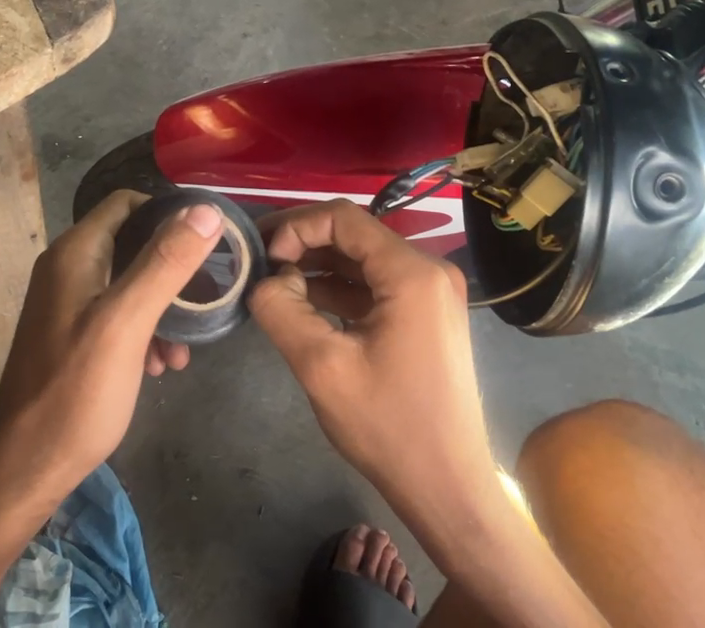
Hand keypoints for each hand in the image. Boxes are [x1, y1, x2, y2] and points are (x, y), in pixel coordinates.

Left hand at [0, 190, 219, 497]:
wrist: (27, 465)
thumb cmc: (76, 392)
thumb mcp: (126, 323)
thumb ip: (164, 263)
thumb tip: (206, 209)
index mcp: (75, 254)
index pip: (127, 204)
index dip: (169, 215)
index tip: (209, 243)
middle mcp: (67, 268)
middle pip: (132, 244)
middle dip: (172, 269)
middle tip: (208, 297)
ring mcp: (66, 303)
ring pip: (128, 283)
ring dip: (163, 306)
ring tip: (184, 349)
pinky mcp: (71, 334)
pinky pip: (117, 314)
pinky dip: (144, 330)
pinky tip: (161, 366)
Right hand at [249, 199, 497, 508]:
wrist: (447, 486)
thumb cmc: (388, 426)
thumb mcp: (322, 366)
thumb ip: (282, 310)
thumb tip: (264, 280)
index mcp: (412, 273)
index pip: (342, 218)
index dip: (295, 227)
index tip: (262, 258)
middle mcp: (428, 271)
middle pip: (353, 234)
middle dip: (301, 243)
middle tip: (257, 263)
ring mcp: (430, 294)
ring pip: (361, 259)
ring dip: (316, 266)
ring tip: (272, 283)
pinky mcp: (424, 316)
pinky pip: (373, 285)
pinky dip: (337, 288)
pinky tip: (303, 305)